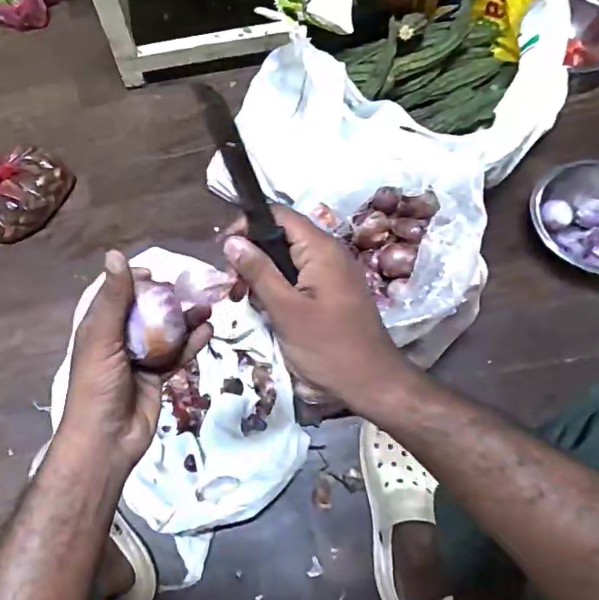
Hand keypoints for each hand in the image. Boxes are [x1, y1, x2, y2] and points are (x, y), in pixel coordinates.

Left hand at [58, 251, 212, 467]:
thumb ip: (113, 298)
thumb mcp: (102, 337)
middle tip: (192, 289)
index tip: (159, 274)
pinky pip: (176, 355)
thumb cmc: (96, 386)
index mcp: (98, 327)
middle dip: (168, 299)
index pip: (117, 294)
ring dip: (185, 320)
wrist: (106, 441)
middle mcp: (118, 339)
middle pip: (146, 310)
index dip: (136, 280)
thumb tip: (115, 254)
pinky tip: (208, 331)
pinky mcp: (156, 377)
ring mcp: (139, 358)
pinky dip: (191, 343)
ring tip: (208, 307)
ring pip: (165, 332)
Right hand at [224, 206, 418, 415]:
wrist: (372, 384)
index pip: (279, 215)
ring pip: (288, 259)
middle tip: (232, 283)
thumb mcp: (286, 310)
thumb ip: (258, 272)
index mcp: (322, 249)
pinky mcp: (332, 292)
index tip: (225, 250)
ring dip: (263, 274)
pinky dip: (279, 287)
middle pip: (282, 236)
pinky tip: (266, 308)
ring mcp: (333, 273)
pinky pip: (299, 277)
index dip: (248, 225)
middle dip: (252, 254)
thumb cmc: (328, 347)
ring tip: (243, 298)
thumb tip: (231, 240)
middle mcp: (330, 253)